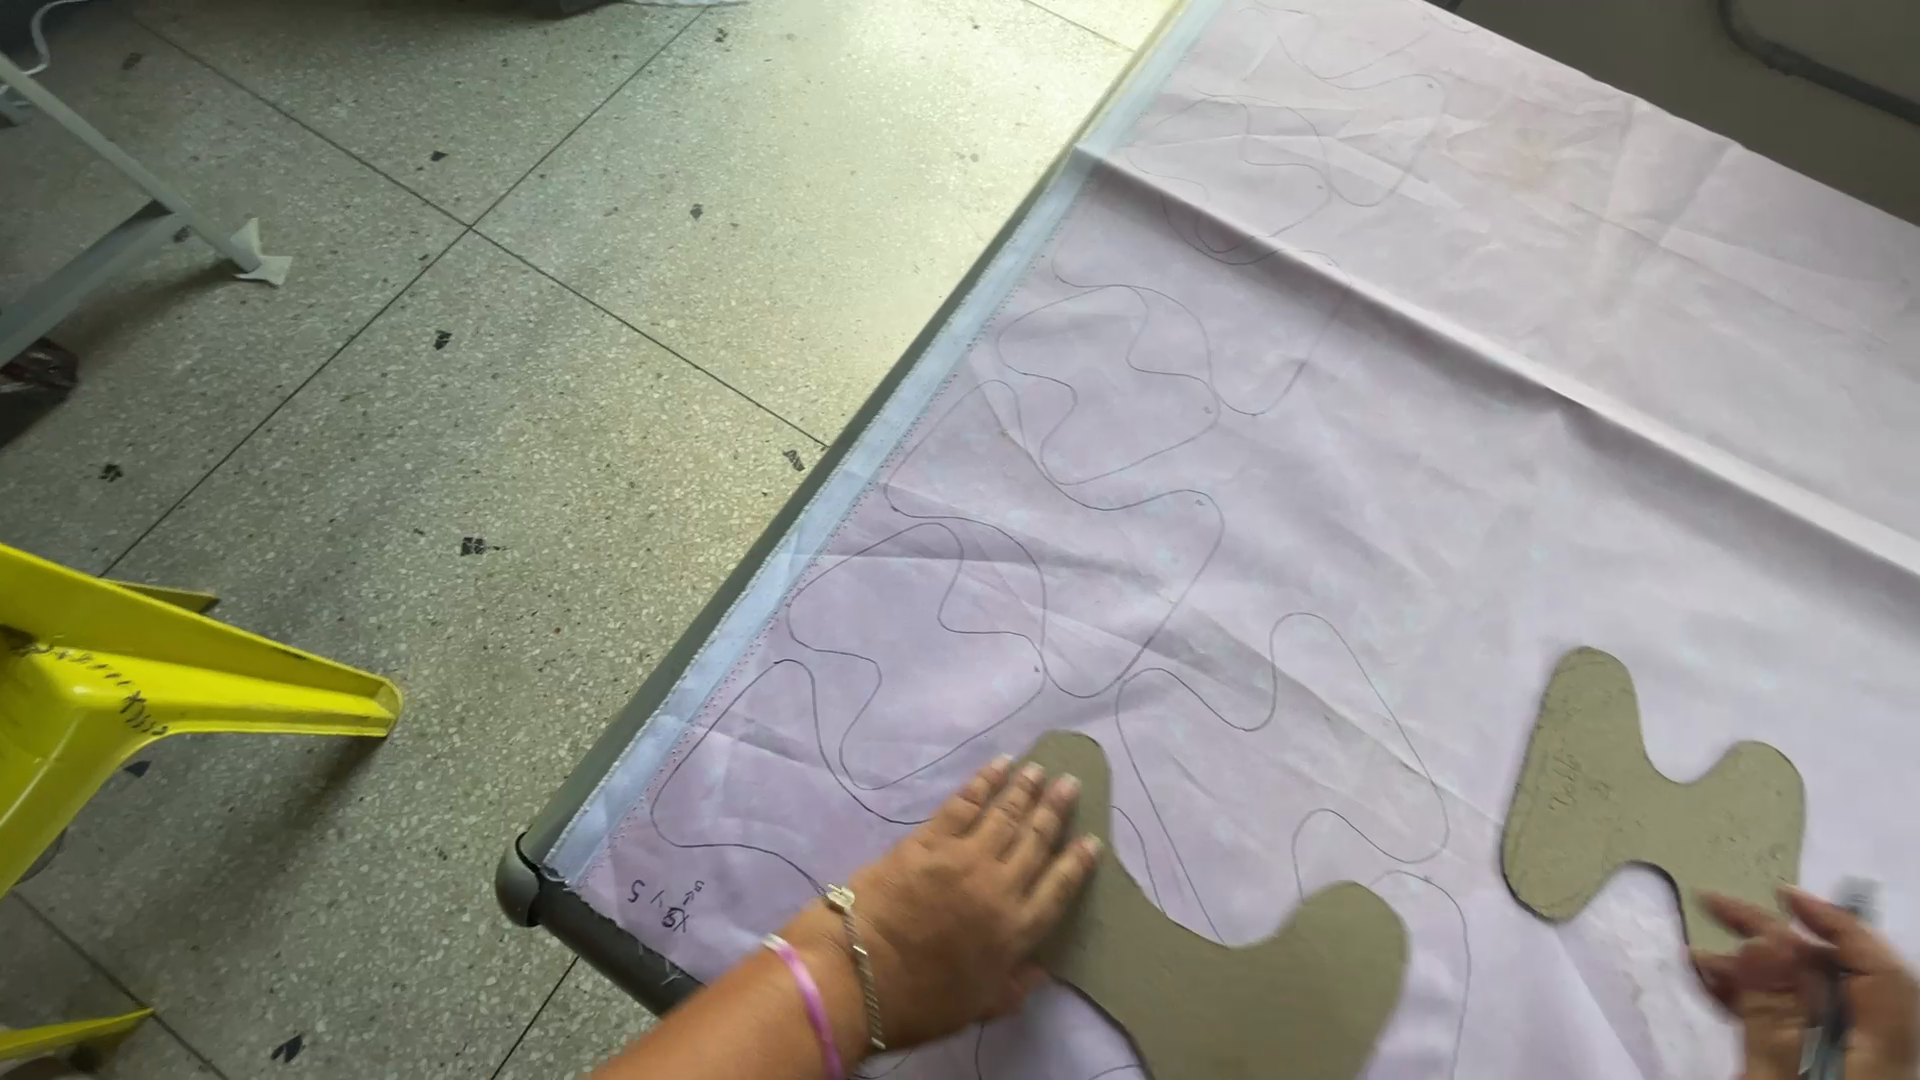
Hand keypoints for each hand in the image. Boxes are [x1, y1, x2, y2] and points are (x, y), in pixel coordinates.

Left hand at [782, 756, 1100, 1050]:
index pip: (1058, 889)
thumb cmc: (917, 1000)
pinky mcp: (931, 839)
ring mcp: (965, 857)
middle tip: (1070, 783)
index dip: (1076, 863)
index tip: (1092, 840)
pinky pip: (965, 802)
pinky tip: (999, 765)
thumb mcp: (977, 1007)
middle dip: (1055, 809)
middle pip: (1035, 840)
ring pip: (1005, 814)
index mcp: (1015, 932)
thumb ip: (1014, 987)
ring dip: (1025, 788)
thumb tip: (1043, 970)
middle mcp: (999, 887)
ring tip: (1039, 768)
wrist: (858, 973)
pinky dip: (985, 781)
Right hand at [1693, 888, 1918, 1079]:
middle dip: (1774, 939)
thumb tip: (1775, 941)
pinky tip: (1714, 988)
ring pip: (1813, 1001)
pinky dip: (1755, 998)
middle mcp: (1883, 1062)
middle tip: (1711, 905)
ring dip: (1754, 970)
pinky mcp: (1827, 1077)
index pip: (1882, 975)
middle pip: (1841, 981)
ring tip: (1697, 963)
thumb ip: (1774, 1016)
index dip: (1839, 927)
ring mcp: (1856, 1070)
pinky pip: (1799, 1024)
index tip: (1780, 893)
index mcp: (1886, 1063)